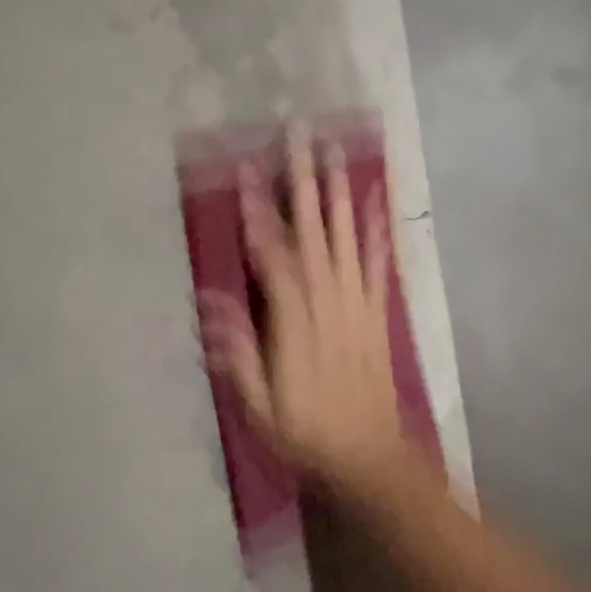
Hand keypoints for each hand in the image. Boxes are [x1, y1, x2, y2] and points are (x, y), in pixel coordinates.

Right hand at [201, 125, 407, 493]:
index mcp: (294, 321)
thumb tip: (211, 302)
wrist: (370, 456)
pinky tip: (378, 200)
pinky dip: (379, 229)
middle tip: (298, 136)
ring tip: (335, 151)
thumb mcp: (259, 406)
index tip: (247, 170)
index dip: (259, 212)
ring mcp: (357, 303)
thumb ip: (239, 353)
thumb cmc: (306, 434)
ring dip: (339, 192)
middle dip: (303, 181)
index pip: (272, 254)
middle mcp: (328, 301)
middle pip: (312, 231)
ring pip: (347, 237)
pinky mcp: (378, 313)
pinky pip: (380, 263)